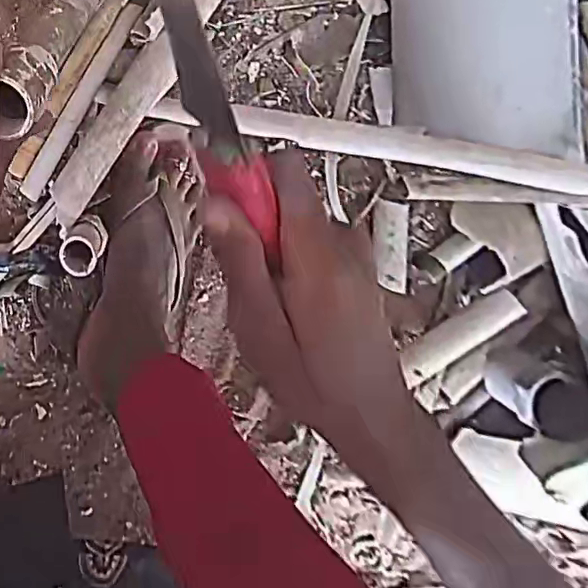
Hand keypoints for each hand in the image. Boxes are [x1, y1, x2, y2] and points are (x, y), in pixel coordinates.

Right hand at [205, 151, 571, 587]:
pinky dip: (284, 246)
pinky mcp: (352, 259)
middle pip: (282, 189)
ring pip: (290, 211)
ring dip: (264, 234)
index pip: (283, 170)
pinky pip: (305, 229)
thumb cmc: (314, 379)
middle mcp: (341, 240)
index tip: (215, 189)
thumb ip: (238, 257)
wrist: (373, 417)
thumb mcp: (259, 324)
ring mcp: (352, 249)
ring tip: (261, 287)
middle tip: (236, 261)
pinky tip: (281, 291)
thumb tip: (214, 202)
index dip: (242, 169)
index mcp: (318, 252)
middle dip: (248, 213)